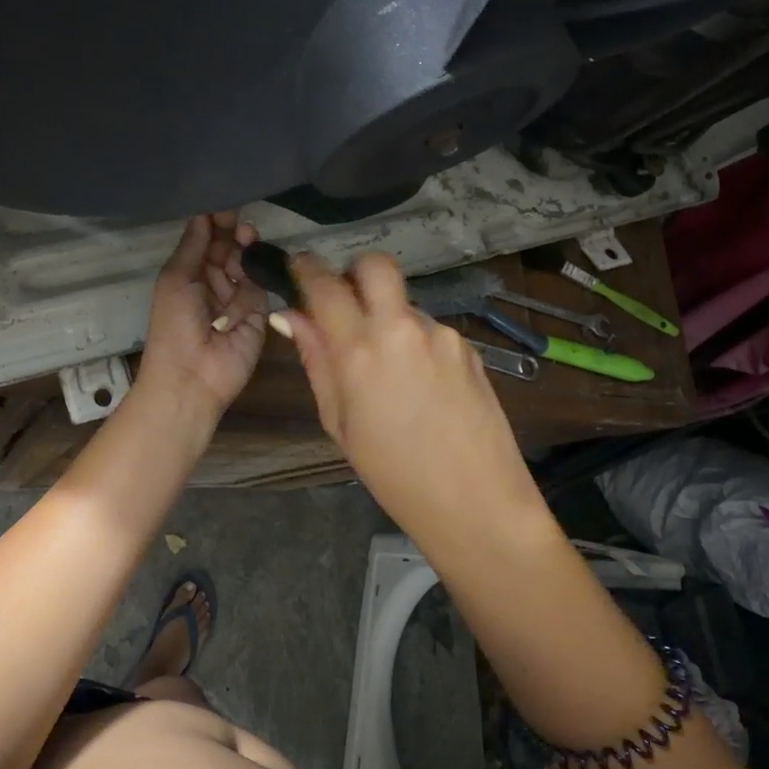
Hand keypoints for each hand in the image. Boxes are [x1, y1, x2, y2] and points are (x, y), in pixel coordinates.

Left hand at [133, 213, 268, 422]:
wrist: (191, 377)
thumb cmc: (173, 325)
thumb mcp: (177, 277)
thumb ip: (194, 244)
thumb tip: (203, 212)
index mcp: (190, 271)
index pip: (207, 237)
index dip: (216, 220)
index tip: (226, 199)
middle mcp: (215, 280)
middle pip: (231, 246)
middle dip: (234, 232)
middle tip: (240, 219)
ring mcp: (239, 295)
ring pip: (249, 262)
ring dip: (246, 252)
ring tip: (247, 240)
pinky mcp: (259, 312)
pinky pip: (260, 287)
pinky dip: (249, 287)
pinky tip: (242, 286)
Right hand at [275, 252, 541, 532]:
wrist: (476, 502)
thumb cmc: (394, 474)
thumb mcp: (339, 423)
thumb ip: (316, 361)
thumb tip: (291, 316)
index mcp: (360, 352)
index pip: (325, 285)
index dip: (305, 269)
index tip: (297, 268)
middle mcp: (402, 329)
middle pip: (376, 265)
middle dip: (354, 272)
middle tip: (344, 303)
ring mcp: (442, 334)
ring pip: (403, 302)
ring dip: (386, 316)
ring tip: (386, 369)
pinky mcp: (469, 347)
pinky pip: (429, 329)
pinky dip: (413, 341)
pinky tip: (418, 385)